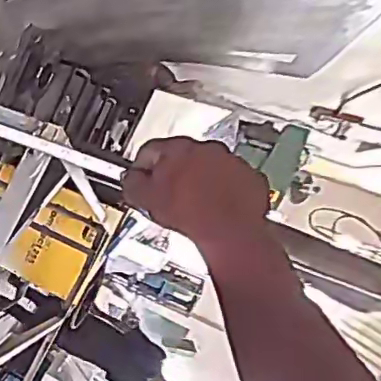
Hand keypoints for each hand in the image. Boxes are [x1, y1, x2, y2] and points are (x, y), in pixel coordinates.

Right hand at [121, 137, 271, 247]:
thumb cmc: (191, 214)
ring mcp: (231, 162)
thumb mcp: (144, 199)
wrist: (230, 231)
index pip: (150, 150)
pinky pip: (232, 180)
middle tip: (167, 195)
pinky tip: (214, 207)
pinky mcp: (249, 178)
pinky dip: (223, 191)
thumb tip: (130, 180)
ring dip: (199, 181)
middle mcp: (206, 149)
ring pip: (208, 167)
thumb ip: (131, 184)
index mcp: (177, 148)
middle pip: (181, 156)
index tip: (141, 179)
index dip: (142, 167)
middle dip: (173, 174)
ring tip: (191, 205)